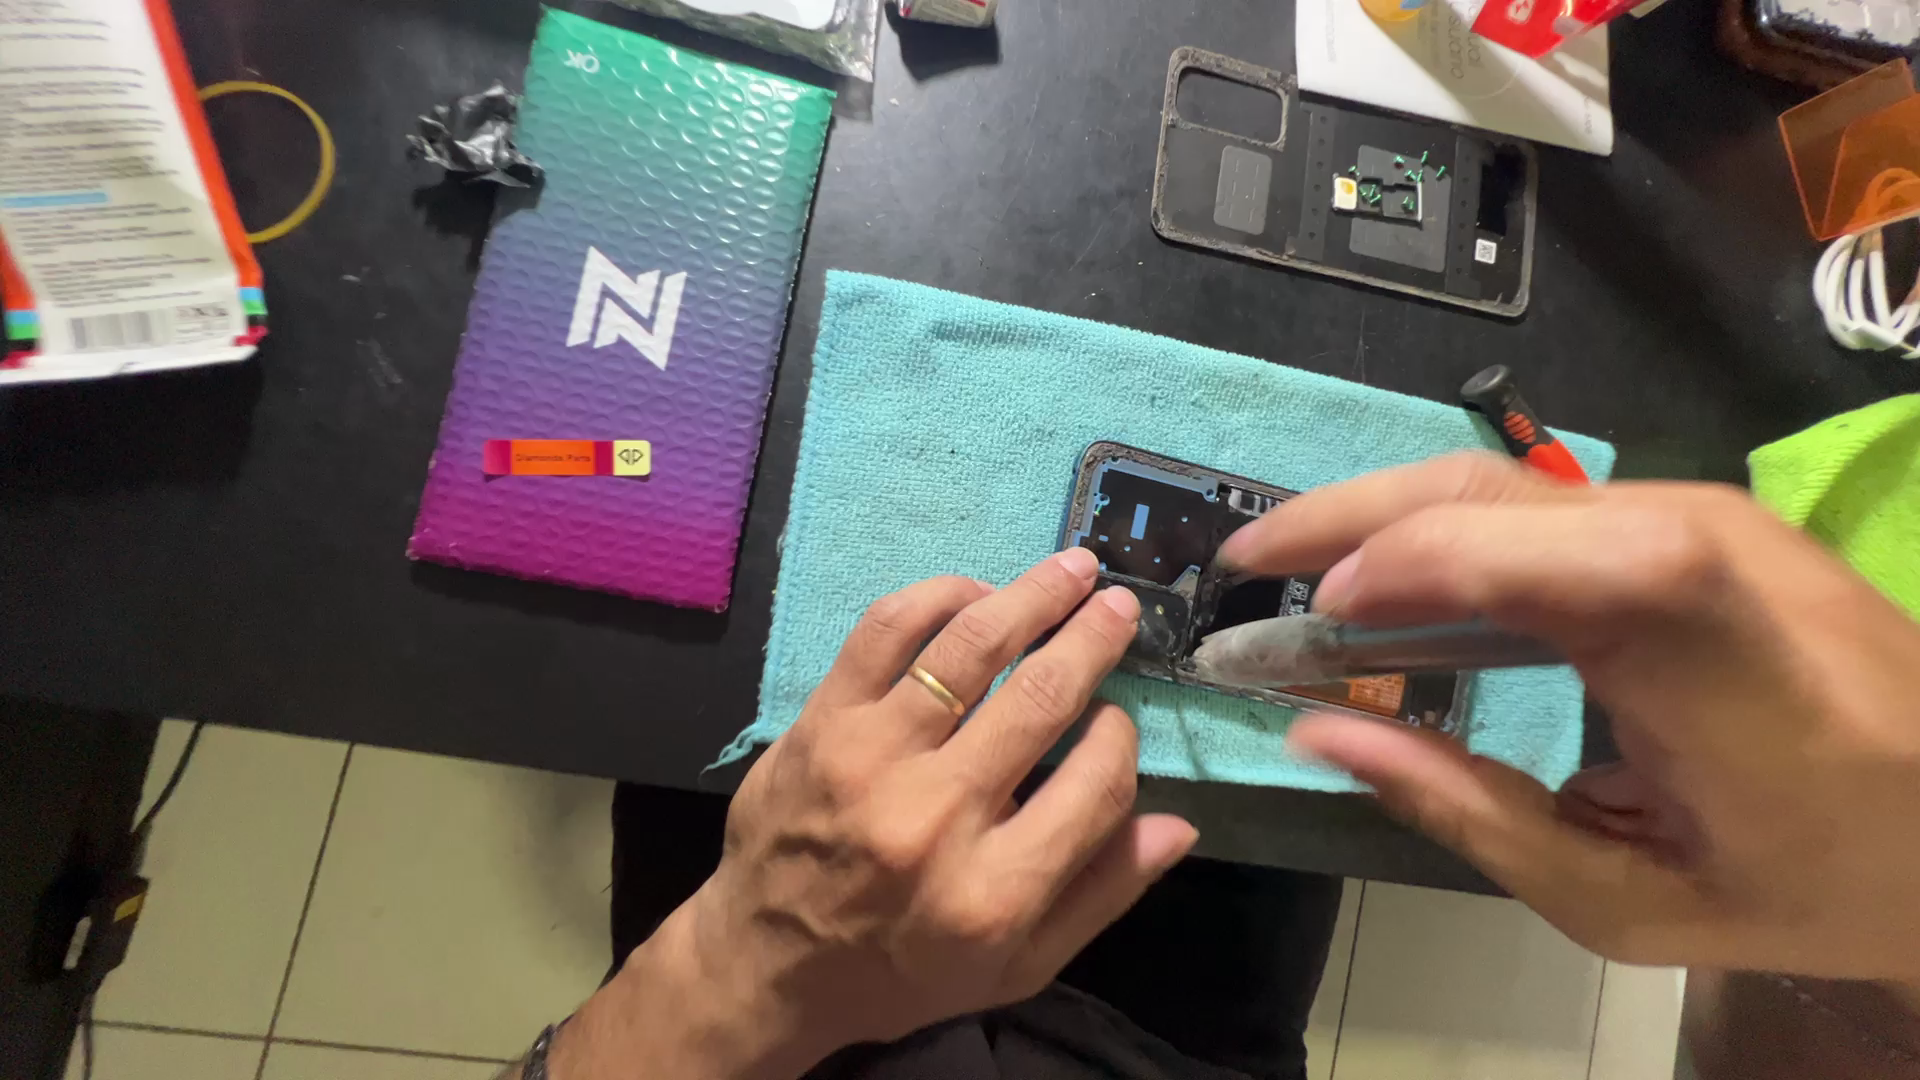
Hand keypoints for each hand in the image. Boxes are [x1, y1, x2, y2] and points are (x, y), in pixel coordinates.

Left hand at [555, 549, 1196, 1079]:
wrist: (768, 960)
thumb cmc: (902, 969)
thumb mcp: (1015, 968)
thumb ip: (1101, 895)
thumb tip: (1179, 824)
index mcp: (996, 891)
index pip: (1096, 782)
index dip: (1121, 737)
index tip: (1116, 717)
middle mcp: (936, 815)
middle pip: (1038, 699)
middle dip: (1092, 638)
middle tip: (1120, 603)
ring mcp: (871, 756)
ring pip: (967, 648)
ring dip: (1030, 597)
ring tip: (1071, 569)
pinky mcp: (822, 720)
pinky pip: (884, 630)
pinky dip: (938, 596)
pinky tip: (976, 592)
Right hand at [1216, 452, 1919, 980]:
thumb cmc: (1809, 878)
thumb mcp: (1623, 898)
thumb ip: (1460, 809)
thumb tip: (1313, 730)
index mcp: (1729, 663)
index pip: (1563, 563)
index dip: (1427, 564)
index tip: (1318, 614)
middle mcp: (1703, 547)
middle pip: (1485, 489)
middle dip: (1343, 516)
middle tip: (1245, 558)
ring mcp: (1682, 511)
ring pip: (1480, 476)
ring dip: (1362, 513)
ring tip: (1282, 561)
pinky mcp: (1659, 511)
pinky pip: (1505, 497)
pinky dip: (1410, 524)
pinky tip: (1364, 566)